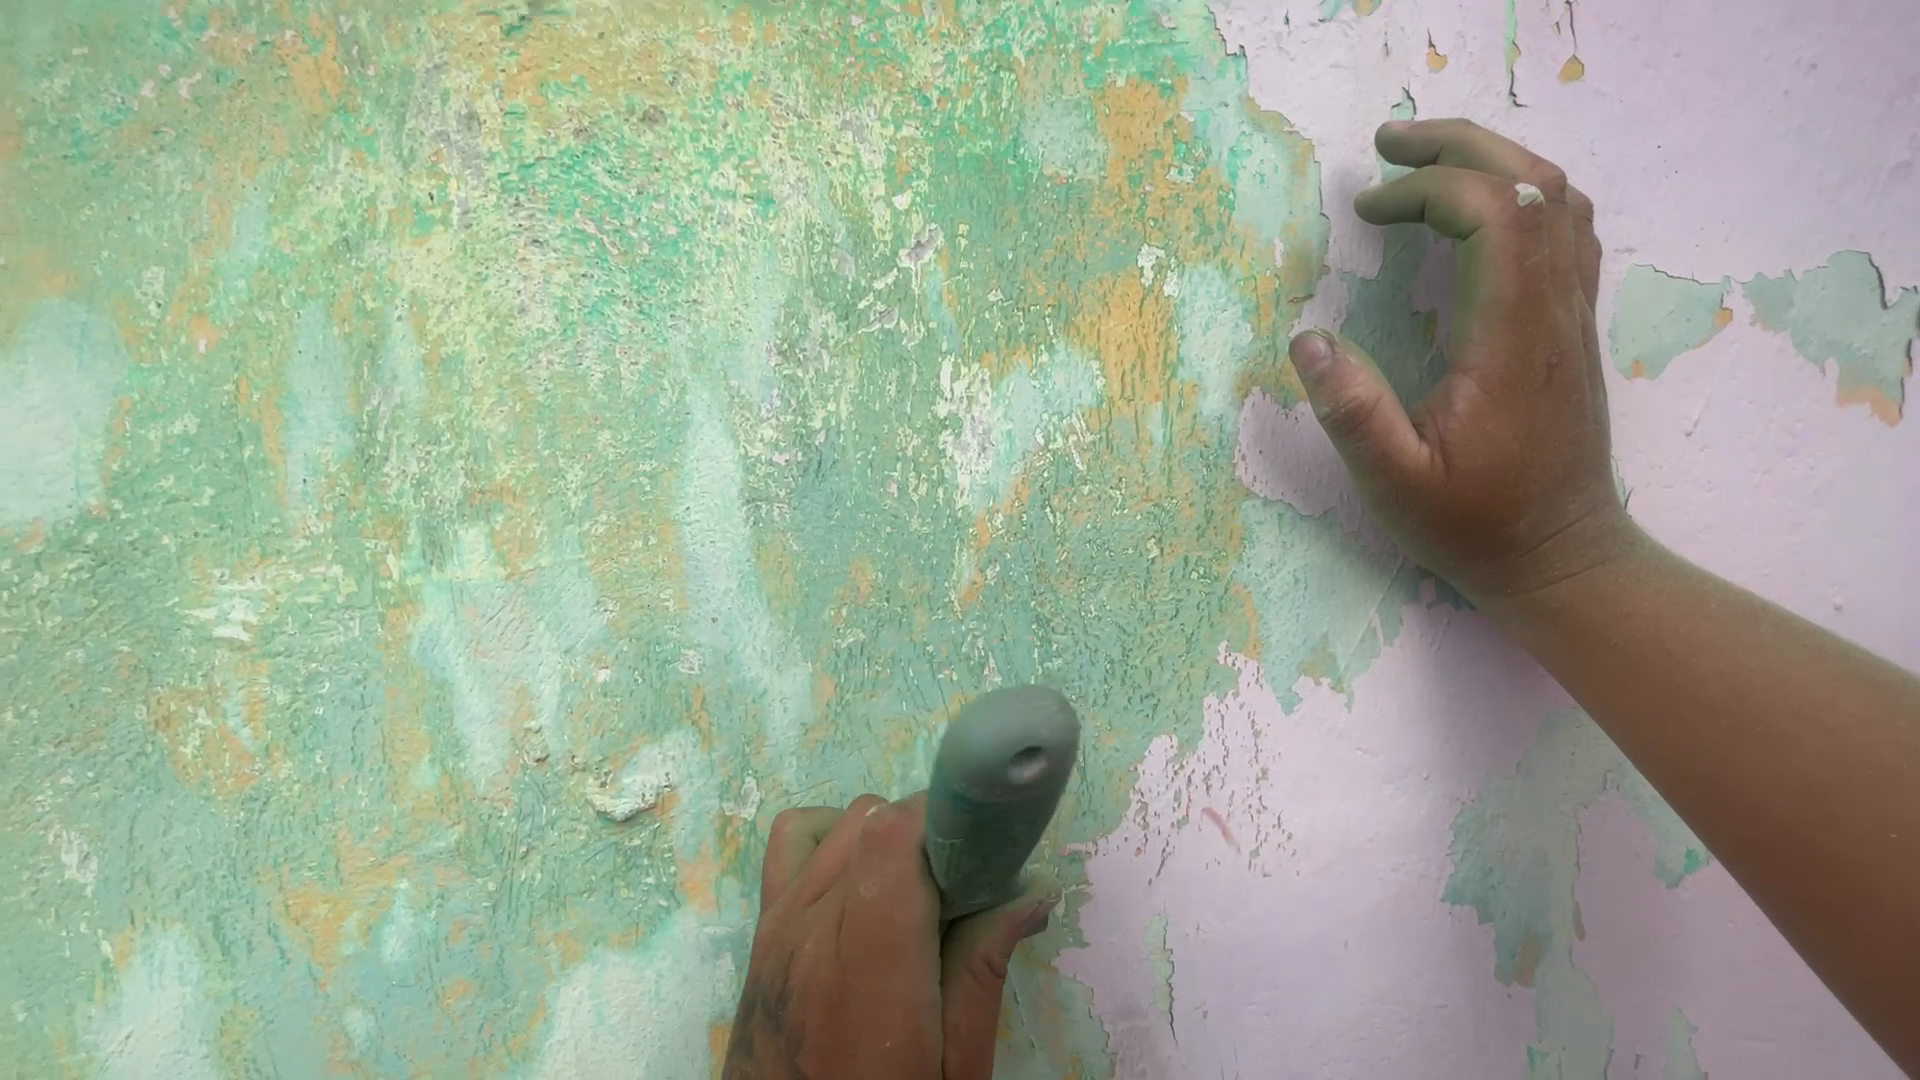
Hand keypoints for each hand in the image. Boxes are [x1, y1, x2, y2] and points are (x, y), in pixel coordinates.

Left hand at [722, 793, 1057, 1079]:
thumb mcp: (955, 1068)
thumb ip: (983, 971)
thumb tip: (1033, 888)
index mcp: (867, 964)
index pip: (893, 833)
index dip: (943, 820)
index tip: (981, 852)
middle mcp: (813, 926)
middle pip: (874, 819)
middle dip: (928, 835)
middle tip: (958, 889)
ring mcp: (778, 921)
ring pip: (841, 821)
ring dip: (886, 836)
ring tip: (911, 890)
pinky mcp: (761, 926)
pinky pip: (793, 839)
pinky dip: (831, 837)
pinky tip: (857, 880)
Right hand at [1288, 119, 1639, 602]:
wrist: (1559, 555)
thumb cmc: (1471, 524)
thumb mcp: (1393, 482)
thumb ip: (1351, 412)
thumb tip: (1307, 339)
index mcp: (1507, 339)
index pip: (1492, 216)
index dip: (1426, 191)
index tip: (1363, 213)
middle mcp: (1551, 312)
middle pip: (1533, 185)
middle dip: (1460, 147)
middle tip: (1389, 144)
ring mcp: (1569, 317)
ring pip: (1560, 201)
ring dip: (1494, 165)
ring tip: (1425, 166)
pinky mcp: (1566, 330)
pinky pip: (1564, 232)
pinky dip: (1519, 199)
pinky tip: (1475, 217)